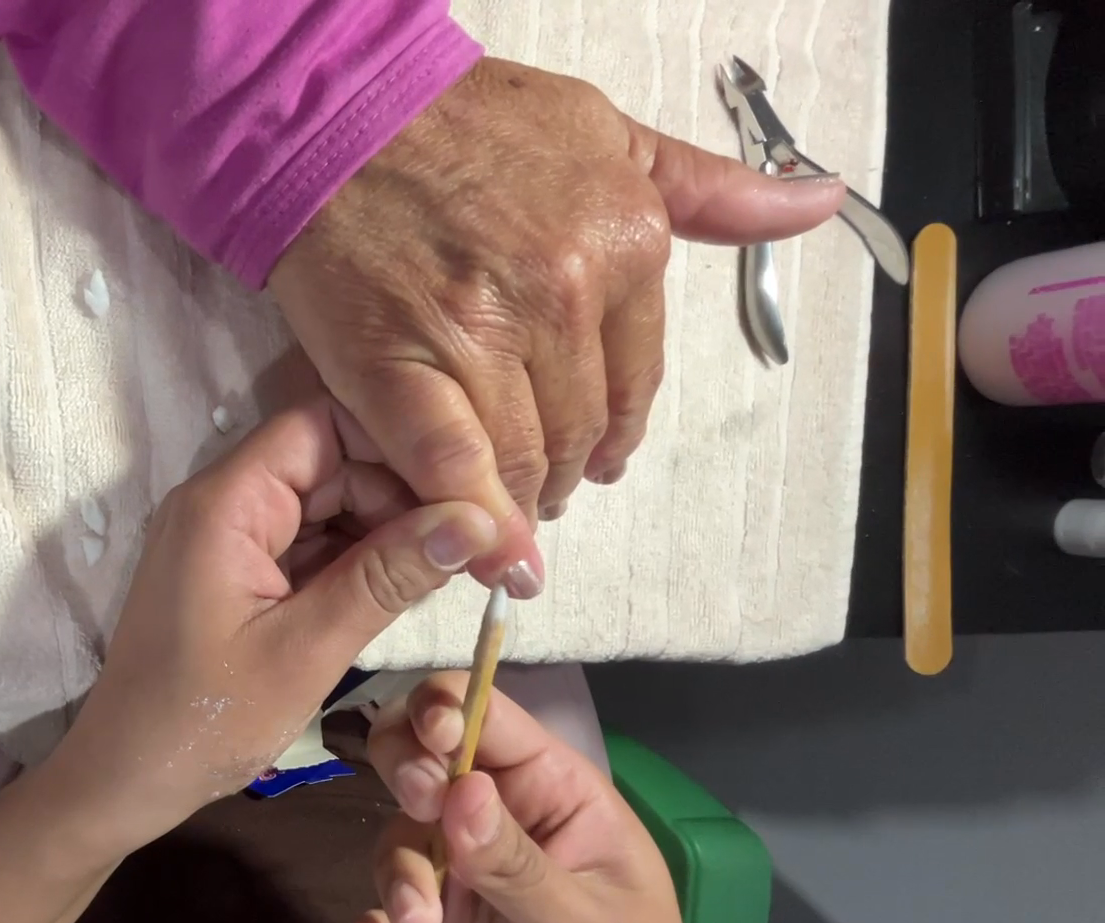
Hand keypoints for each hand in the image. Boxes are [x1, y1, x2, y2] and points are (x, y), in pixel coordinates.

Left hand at [44, 395, 499, 854]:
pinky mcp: (234, 569)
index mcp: (226, 501)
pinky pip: (304, 542)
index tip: (471, 486)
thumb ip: (388, 576)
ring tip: (452, 569)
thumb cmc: (206, 719)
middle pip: (329, 461)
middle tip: (478, 543)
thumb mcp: (306, 649)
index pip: (324, 423)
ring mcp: (226, 535)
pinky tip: (400, 586)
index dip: (400, 441)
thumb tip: (475, 520)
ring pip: (323, 503)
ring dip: (383, 532)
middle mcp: (222, 500)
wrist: (127, 774)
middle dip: (402, 496)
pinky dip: (352, 559)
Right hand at [269, 58, 846, 596]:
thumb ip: (702, 186)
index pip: (631, 382)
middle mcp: (561, 300)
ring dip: (520, 504)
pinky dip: (474, 519)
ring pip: (520, 456)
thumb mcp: (604, 132)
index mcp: (621, 246)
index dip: (614, 438)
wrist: (341, 127)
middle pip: (576, 431)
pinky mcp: (400, 372)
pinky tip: (494, 564)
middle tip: (541, 500)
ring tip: (507, 523)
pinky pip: (449, 462)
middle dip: (564, 479)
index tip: (595, 468)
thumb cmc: (462, 126)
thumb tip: (812, 207)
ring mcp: (478, 341)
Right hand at [330, 673, 725, 922]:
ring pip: (393, 828)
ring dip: (396, 871)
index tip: (434, 737)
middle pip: (415, 749)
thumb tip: (462, 793)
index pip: (483, 714)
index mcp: (545, 784)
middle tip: (423, 810)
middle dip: (406, 770)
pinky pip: (380, 905)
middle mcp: (488, 808)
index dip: (445, 707)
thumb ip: (523, 865)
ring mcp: (451, 859)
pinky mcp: (427, 913)